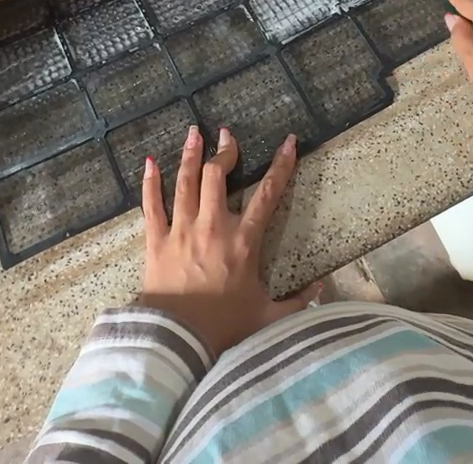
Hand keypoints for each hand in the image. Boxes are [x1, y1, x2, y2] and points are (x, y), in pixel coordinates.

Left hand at [138, 125, 317, 354]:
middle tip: (227, 134)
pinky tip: (150, 162)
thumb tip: (322, 289)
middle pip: (217, 176)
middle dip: (225, 151)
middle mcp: (213, 225)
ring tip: (194, 132)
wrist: (179, 341)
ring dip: (190, 154)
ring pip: (186, 182)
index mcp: (244, 240)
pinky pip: (152, 205)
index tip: (289, 142)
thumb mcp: (269, 318)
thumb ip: (297, 303)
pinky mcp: (156, 240)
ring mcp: (182, 230)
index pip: (268, 194)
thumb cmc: (225, 328)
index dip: (281, 166)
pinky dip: (151, 182)